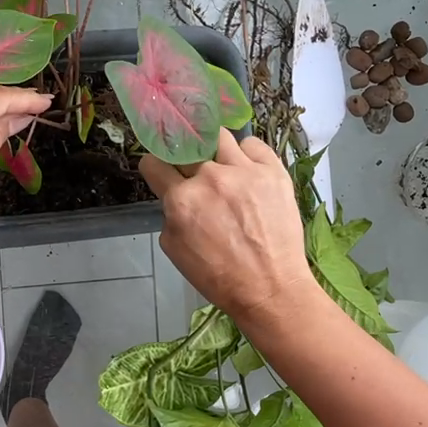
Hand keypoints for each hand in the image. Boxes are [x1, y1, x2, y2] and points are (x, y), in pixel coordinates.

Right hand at [141, 131, 317, 322]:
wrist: (270, 289)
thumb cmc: (218, 277)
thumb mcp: (174, 249)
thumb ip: (169, 215)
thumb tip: (175, 196)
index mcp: (181, 200)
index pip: (154, 165)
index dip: (154, 168)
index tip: (160, 172)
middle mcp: (210, 179)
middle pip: (186, 149)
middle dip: (184, 161)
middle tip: (194, 174)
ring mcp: (245, 171)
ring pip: (218, 138)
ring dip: (214, 150)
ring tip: (222, 166)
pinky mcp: (273, 172)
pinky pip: (253, 144)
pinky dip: (246, 153)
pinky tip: (246, 169)